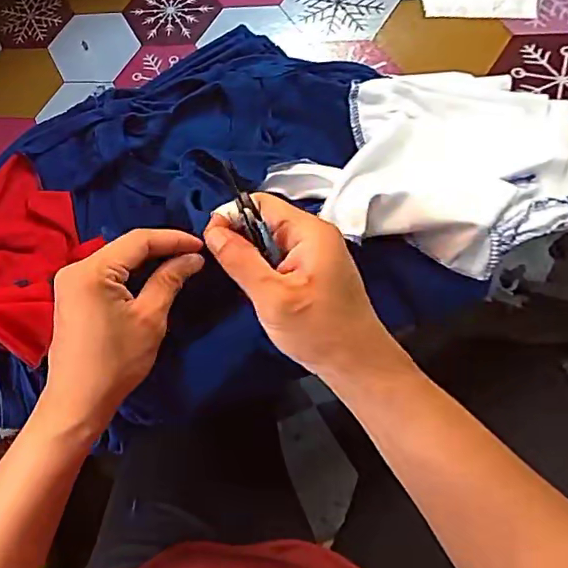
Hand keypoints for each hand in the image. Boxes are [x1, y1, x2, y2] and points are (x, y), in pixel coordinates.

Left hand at [40, 229, 205, 437]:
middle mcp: (74, 268)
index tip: (202, 245)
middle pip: (123, 247)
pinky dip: (128, 273)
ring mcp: (69, 281)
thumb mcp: (150, 318)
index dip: (172, 239)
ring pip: (114, 259)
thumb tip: (191, 258)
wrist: (78, 398)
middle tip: (194, 255)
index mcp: (91, 270)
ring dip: (144, 260)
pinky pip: (104, 273)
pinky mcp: (70, 294)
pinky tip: (151, 277)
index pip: (137, 240)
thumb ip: (169, 281)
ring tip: (179, 264)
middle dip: (159, 248)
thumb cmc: (115, 362)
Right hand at [204, 194, 410, 387]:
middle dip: (237, 236)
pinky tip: (257, 287)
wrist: (356, 364)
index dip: (230, 216)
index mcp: (310, 232)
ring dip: (248, 254)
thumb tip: (212, 230)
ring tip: (242, 280)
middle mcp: (314, 234)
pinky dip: (260, 266)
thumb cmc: (318, 331)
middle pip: (262, 218)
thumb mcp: (271, 296)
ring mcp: (314, 252)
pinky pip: (275, 254)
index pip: (260, 202)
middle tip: (226, 266)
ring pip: (266, 238)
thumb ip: (240, 259)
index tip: (212, 242)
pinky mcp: (310, 268)